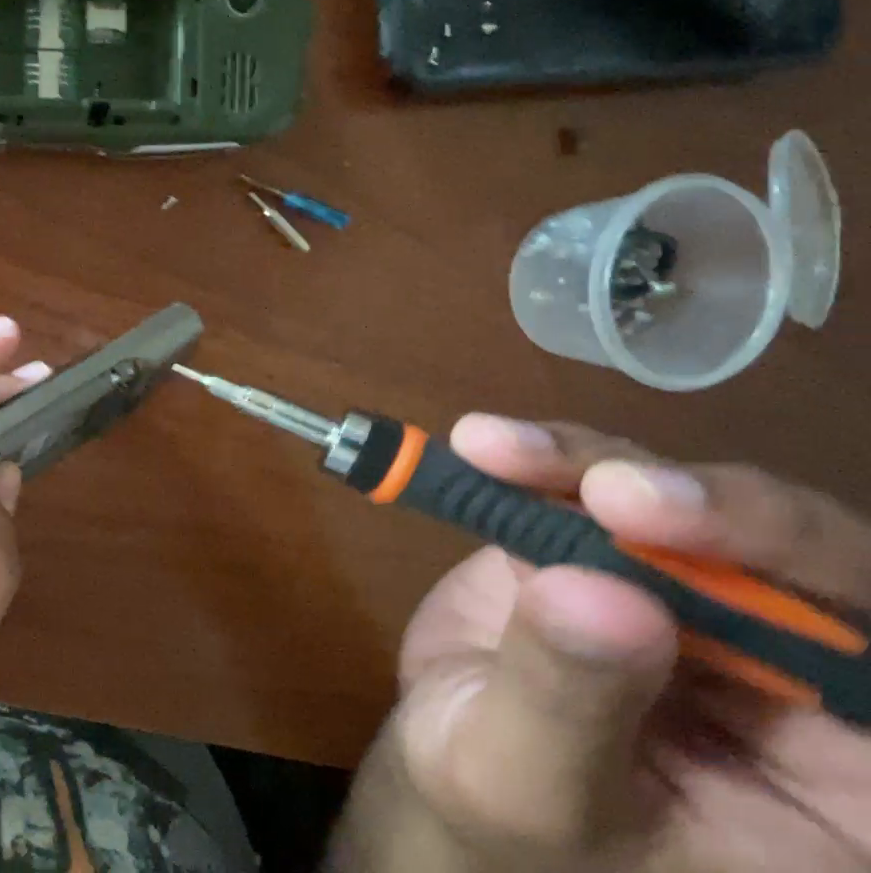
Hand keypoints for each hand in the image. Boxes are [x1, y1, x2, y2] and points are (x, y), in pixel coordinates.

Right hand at [329, 415, 870, 872]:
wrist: (447, 779)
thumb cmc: (508, 830)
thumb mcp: (528, 784)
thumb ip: (568, 702)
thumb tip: (592, 585)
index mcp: (851, 757)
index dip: (811, 568)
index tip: (670, 530)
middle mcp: (802, 663)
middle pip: (804, 556)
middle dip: (709, 510)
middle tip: (601, 489)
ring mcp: (702, 596)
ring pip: (688, 500)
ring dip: (590, 464)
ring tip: (494, 451)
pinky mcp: (612, 548)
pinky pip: (595, 482)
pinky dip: (538, 458)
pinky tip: (482, 447)